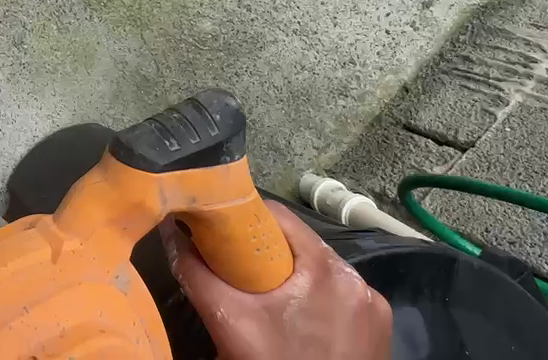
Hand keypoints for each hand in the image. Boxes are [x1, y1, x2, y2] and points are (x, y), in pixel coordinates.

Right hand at [162, 201, 391, 359]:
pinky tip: (289, 318)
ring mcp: (374, 309)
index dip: (241, 217)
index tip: (216, 232)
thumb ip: (194, 270)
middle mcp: (360, 283)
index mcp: (330, 271)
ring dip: (285, 273)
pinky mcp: (378, 332)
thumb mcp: (227, 320)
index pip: (277, 216)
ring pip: (315, 269)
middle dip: (262, 249)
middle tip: (232, 268)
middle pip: (297, 242)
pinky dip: (308, 297)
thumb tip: (169, 229)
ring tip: (258, 295)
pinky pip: (333, 295)